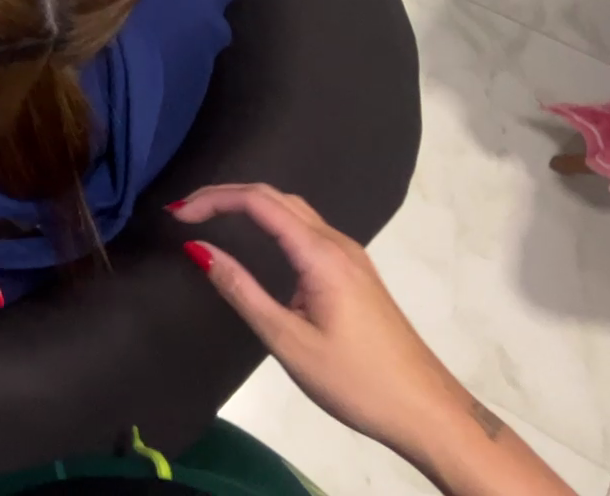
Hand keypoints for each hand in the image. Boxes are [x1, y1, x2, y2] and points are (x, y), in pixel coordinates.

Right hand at [170, 184, 480, 462]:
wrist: (432, 415)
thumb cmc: (357, 381)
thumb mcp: (288, 340)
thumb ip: (241, 289)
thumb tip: (197, 247)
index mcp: (321, 255)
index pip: (258, 202)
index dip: (213, 199)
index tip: (177, 214)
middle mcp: (337, 243)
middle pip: (274, 196)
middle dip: (224, 194)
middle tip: (184, 211)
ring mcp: (350, 256)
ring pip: (291, 207)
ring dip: (247, 202)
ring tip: (209, 216)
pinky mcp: (354, 271)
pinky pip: (304, 224)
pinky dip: (268, 217)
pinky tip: (253, 236)